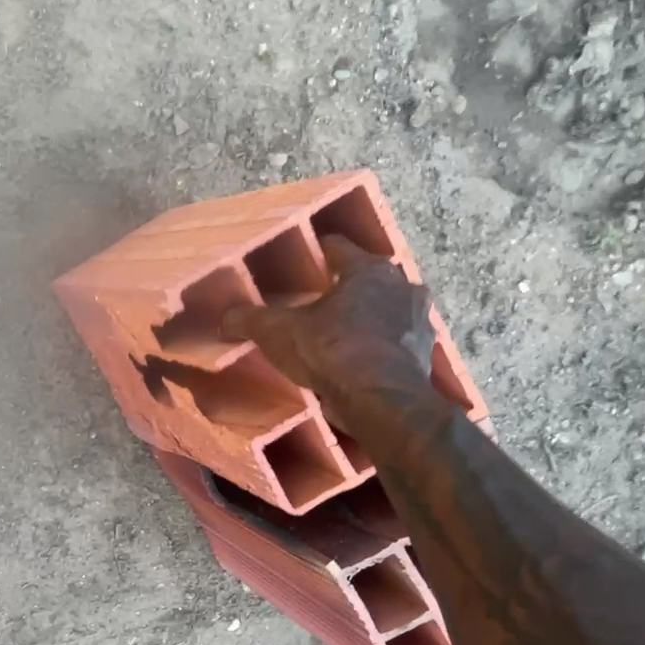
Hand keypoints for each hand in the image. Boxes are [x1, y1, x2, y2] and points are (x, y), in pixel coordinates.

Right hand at [222, 235, 439, 425]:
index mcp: (368, 270)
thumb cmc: (328, 349)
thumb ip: (248, 319)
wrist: (378, 397)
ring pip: (383, 307)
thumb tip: (225, 318)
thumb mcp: (275, 331)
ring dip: (363, 314)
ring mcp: (417, 319)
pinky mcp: (420, 351)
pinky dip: (374, 343)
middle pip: (365, 277)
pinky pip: (391, 338)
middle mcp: (401, 286)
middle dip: (342, 286)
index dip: (317, 251)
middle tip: (315, 299)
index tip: (302, 258)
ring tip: (335, 330)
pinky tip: (353, 357)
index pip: (338, 247)